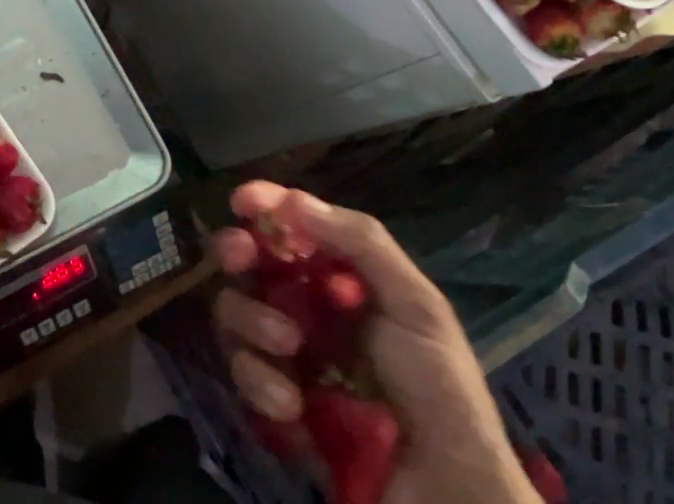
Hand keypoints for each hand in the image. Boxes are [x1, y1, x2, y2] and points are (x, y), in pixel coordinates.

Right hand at [209, 182, 538, 503]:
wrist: (440, 484)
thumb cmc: (438, 387)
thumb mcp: (417, 305)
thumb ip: (360, 243)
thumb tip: (292, 198)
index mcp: (340, 276)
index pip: (292, 225)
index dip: (265, 204)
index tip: (243, 199)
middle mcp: (304, 303)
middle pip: (246, 260)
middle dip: (236, 250)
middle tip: (241, 256)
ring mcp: (281, 350)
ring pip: (232, 309)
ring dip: (253, 320)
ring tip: (290, 347)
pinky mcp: (267, 396)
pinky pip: (239, 370)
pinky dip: (260, 381)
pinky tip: (292, 403)